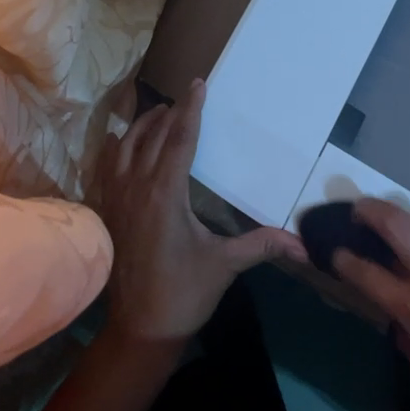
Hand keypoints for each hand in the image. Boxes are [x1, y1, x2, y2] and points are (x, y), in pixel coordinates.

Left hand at [96, 79, 306, 340]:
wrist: (139, 327)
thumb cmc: (183, 292)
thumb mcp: (224, 264)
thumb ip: (260, 245)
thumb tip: (302, 245)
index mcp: (165, 192)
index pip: (180, 138)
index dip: (191, 109)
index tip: (198, 83)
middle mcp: (137, 184)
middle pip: (153, 135)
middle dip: (170, 112)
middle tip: (187, 97)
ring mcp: (116, 195)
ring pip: (126, 144)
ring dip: (144, 125)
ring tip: (161, 113)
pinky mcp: (107, 208)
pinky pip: (108, 163)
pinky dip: (119, 145)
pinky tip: (125, 143)